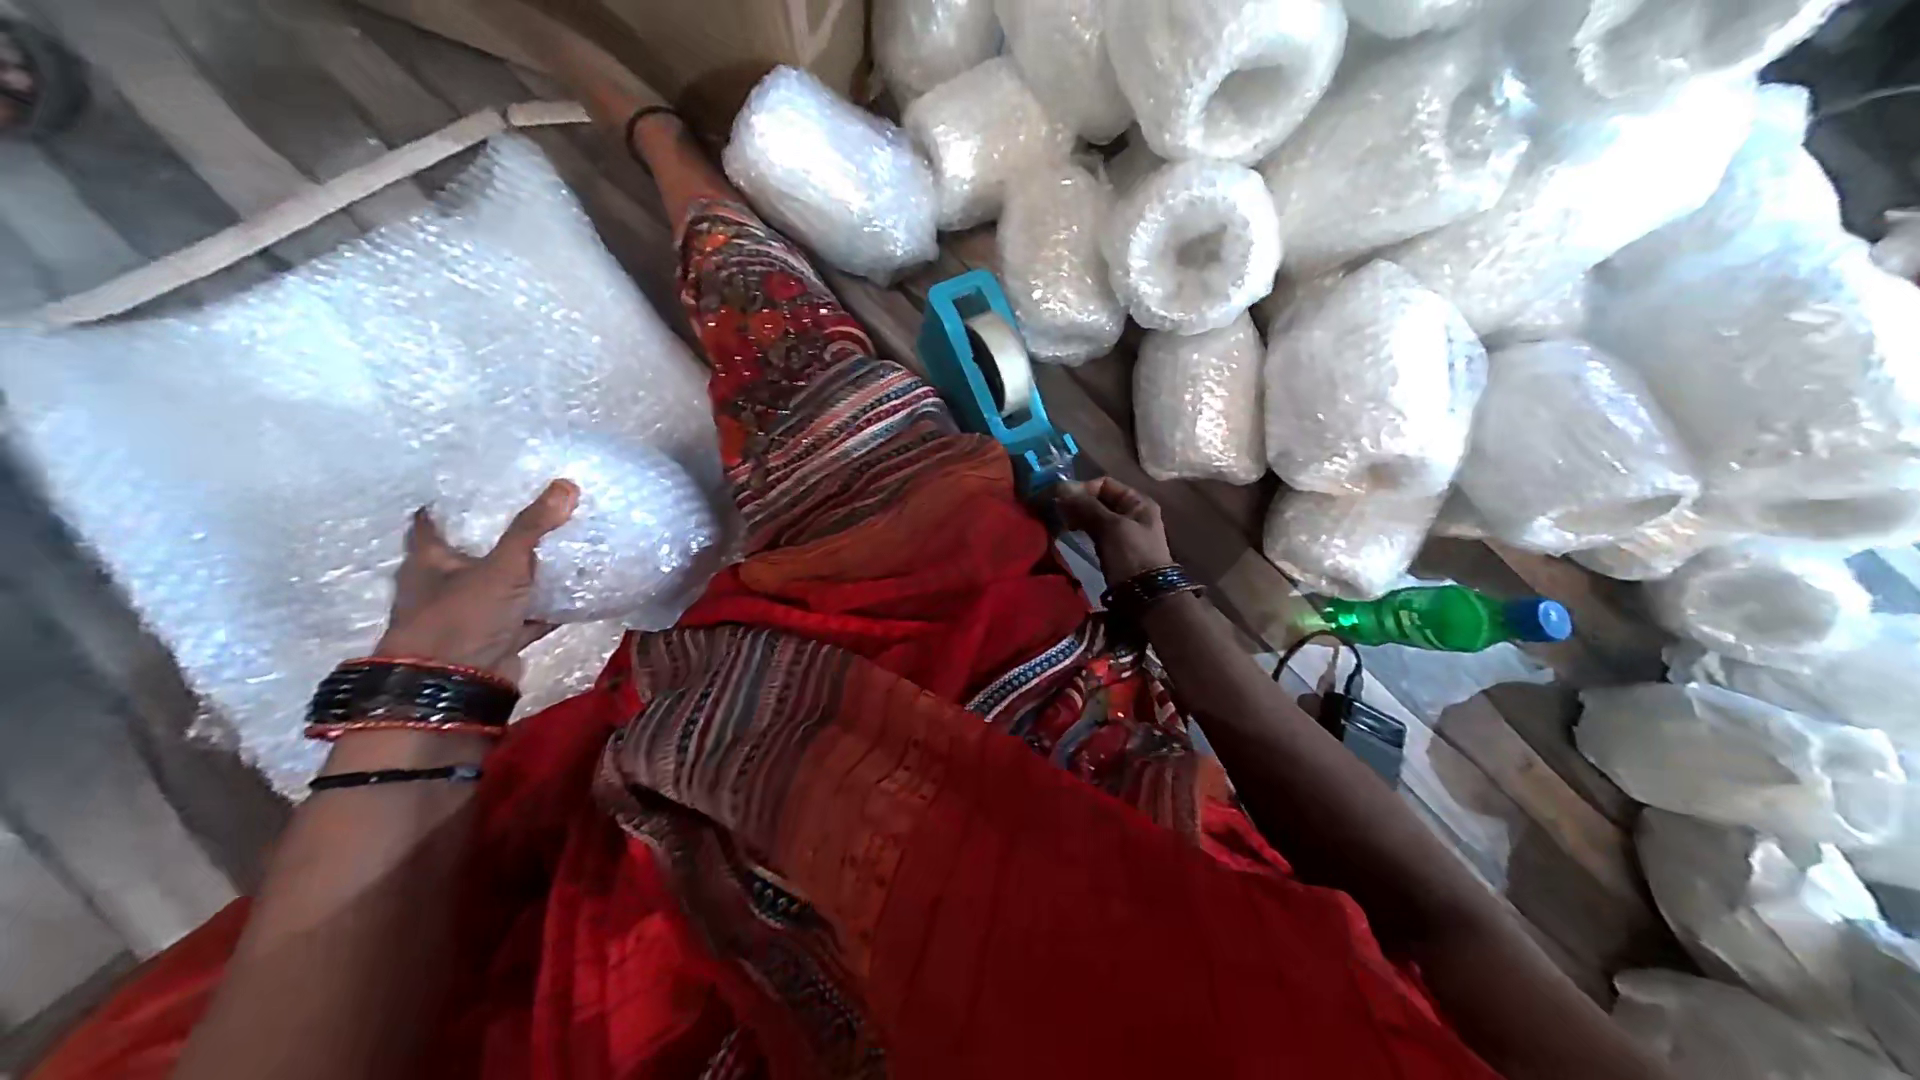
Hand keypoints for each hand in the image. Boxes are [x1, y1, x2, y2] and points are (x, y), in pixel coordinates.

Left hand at [371, 479, 578, 684]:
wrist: (456, 685)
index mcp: (430, 560)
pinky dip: (550, 605)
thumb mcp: (501, 566)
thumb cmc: (461, 617)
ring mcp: (473, 613)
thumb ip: (532, 528)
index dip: (455, 501)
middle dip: (504, 534)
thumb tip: (566, 484)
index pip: (434, 520)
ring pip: (506, 584)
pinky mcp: (498, 636)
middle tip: (541, 510)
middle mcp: (446, 584)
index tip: (486, 483)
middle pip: (475, 551)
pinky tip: (578, 590)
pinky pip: (529, 614)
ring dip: (531, 571)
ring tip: (567, 544)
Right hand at [1052, 478, 1174, 583]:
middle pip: (1098, 500)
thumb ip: (1086, 506)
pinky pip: (1094, 531)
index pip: (1104, 484)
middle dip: (1078, 503)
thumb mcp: (1110, 527)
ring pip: (1094, 516)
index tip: (1063, 501)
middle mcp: (1131, 512)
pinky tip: (1070, 534)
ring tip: (1062, 524)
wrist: (1146, 595)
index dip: (1083, 489)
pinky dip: (1082, 530)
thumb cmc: (1131, 555)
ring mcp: (1123, 532)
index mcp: (1137, 501)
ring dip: (1078, 517)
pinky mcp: (1113, 548)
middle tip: (1058, 513)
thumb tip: (1060, 486)